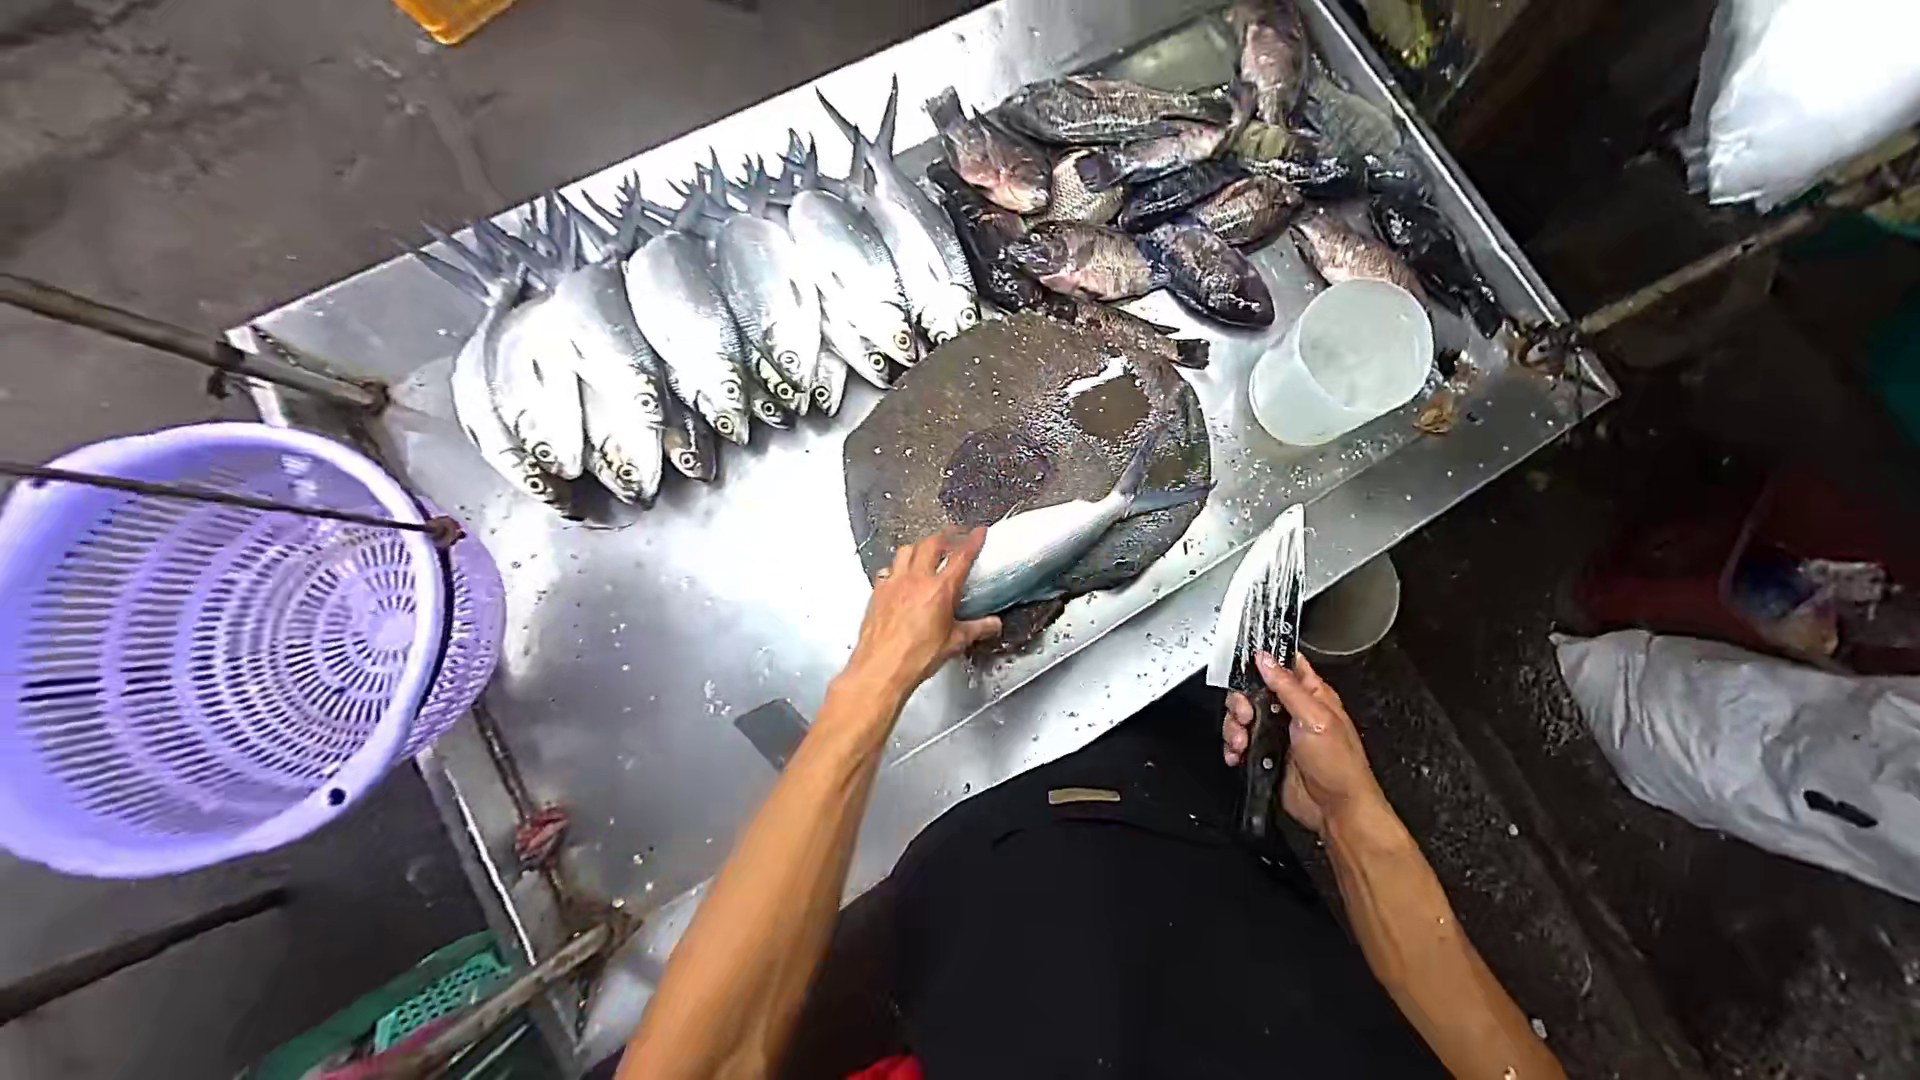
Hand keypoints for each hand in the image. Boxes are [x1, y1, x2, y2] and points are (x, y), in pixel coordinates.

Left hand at [840, 527, 1001, 700]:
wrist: (881, 667)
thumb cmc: (916, 657)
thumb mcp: (954, 643)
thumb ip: (976, 629)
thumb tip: (993, 624)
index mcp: (940, 590)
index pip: (961, 556)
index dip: (972, 541)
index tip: (978, 532)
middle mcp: (916, 579)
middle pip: (931, 544)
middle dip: (945, 535)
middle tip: (953, 534)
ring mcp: (894, 583)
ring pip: (906, 551)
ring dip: (919, 546)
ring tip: (926, 550)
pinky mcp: (878, 592)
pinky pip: (887, 570)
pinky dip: (896, 567)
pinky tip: (899, 575)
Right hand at [1223, 653, 1388, 835]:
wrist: (1334, 811)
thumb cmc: (1340, 767)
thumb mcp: (1315, 718)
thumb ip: (1287, 687)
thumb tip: (1266, 659)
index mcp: (1311, 695)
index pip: (1284, 664)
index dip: (1265, 659)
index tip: (1245, 664)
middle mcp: (1292, 711)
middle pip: (1252, 691)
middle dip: (1240, 702)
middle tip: (1246, 715)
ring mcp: (1277, 732)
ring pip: (1241, 716)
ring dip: (1235, 728)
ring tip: (1243, 742)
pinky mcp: (1265, 753)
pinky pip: (1238, 741)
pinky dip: (1233, 747)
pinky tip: (1239, 754)